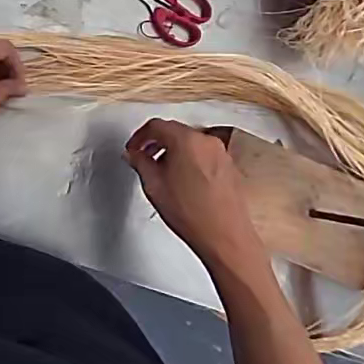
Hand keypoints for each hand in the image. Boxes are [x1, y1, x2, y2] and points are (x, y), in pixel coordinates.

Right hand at [125, 119, 263, 274]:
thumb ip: (139, 162)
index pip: (156, 126)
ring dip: (172, 150)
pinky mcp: (230, 168)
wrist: (226, 238)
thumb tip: (134, 154)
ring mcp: (222, 155)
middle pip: (174, 131)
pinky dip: (189, 158)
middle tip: (142, 154)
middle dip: (155, 141)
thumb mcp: (153, 184)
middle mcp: (207, 142)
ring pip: (190, 142)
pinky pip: (203, 154)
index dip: (139, 136)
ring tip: (160, 168)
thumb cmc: (193, 213)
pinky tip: (180, 177)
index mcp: (186, 140)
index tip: (132, 147)